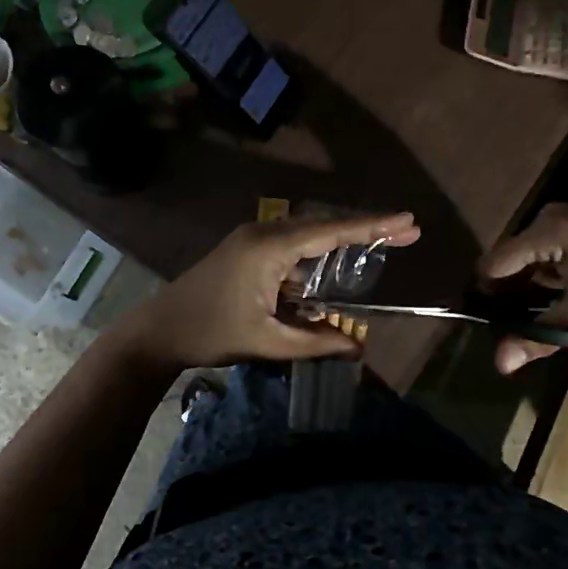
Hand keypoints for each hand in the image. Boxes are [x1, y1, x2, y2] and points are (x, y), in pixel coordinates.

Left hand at [112, 213, 422, 369]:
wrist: (159, 329)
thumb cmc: (211, 333)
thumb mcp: (267, 342)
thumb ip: (316, 343)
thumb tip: (359, 348)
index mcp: (269, 247)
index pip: (331, 231)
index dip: (372, 226)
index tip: (408, 220)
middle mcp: (262, 233)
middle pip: (322, 225)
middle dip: (365, 229)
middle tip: (407, 232)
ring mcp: (250, 239)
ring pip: (306, 235)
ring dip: (340, 243)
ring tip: (381, 246)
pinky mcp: (244, 250)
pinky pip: (289, 247)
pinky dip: (315, 256)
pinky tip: (333, 270)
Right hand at [478, 204, 567, 372]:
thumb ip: (537, 335)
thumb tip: (500, 364)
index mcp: (544, 229)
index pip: (493, 264)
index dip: (485, 297)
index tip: (488, 326)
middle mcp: (551, 217)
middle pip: (509, 261)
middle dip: (508, 294)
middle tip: (511, 328)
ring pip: (530, 259)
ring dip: (529, 289)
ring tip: (532, 320)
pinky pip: (550, 254)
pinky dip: (548, 279)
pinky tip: (557, 302)